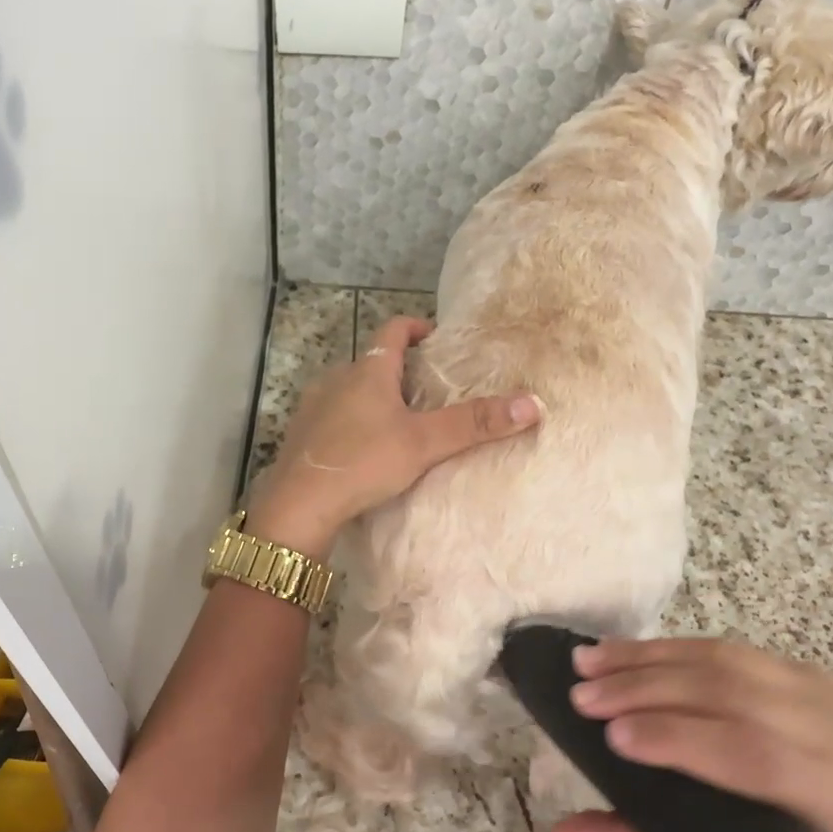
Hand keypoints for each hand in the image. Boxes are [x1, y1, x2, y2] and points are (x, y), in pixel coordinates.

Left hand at [245, 316, 540, 557]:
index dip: (416, 327)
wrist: (299, 504)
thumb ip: (475, 424)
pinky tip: (366, 451)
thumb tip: (533, 404)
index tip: (436, 338)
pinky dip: (354, 423)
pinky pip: (334, 418)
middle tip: (430, 392)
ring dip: (375, 399)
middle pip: (373, 362)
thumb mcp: (424, 443)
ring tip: (402, 424)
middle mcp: (336, 378)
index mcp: (368, 370)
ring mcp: (313, 406)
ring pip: (351, 391)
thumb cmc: (363, 462)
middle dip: (400, 371)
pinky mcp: (302, 435)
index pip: (393, 329)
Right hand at [551, 639, 832, 831]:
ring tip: (588, 661)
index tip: (611, 735)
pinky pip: (722, 647)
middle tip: (582, 695)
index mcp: (832, 796)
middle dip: (646, 689)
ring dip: (645, 657)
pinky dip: (665, 648)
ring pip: (722, 658)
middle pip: (730, 693)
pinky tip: (621, 650)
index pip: (753, 754)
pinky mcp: (798, 667)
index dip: (680, 739)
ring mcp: (818, 692)